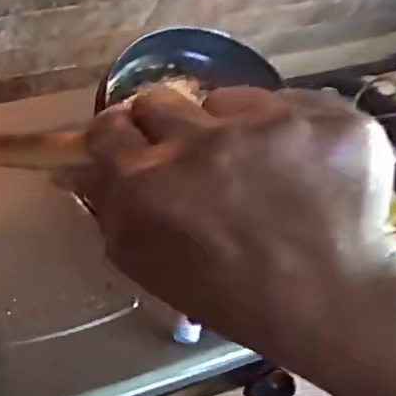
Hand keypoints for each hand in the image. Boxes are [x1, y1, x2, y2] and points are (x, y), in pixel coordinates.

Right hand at [78, 86, 395, 372]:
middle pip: (157, 99)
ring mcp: (269, 121)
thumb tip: (70, 169)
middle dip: (160, 125)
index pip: (106, 127)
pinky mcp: (326, 115)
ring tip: (247, 165)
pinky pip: (288, 102)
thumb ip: (103, 204)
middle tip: (180, 155)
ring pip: (224, 99)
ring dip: (223, 126)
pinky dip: (282, 130)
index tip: (122, 145)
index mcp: (144, 178)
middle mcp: (199, 138)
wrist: (323, 297)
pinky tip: (294, 167)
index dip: (112, 135)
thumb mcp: (137, 256)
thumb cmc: (214, 287)